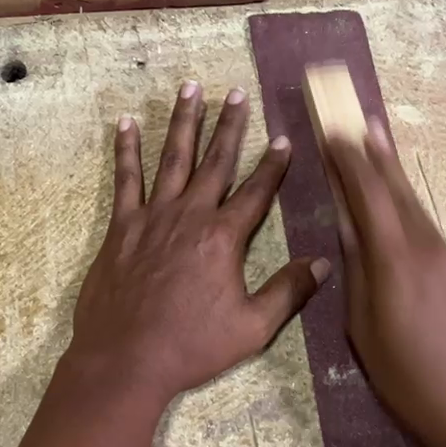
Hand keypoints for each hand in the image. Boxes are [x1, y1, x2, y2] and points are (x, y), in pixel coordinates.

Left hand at [65, 81, 330, 404]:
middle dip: (229, 126)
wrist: (126, 358)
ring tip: (190, 88)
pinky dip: (126, 149)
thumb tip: (324, 264)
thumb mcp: (251, 327)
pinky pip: (125, 178)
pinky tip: (126, 122)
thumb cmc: (191, 346)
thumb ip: (288, 291)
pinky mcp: (122, 225)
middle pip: (215, 162)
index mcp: (224, 238)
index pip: (256, 191)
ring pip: (172, 158)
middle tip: (236, 93)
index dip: (272, 164)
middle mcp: (190, 216)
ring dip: (183, 122)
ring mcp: (153, 216)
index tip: (282, 137)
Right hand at [326, 119, 445, 446]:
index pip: (368, 194)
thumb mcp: (365, 329)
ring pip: (414, 208)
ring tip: (377, 146)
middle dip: (376, 154)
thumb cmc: (411, 381)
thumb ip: (357, 272)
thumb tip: (348, 229)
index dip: (350, 160)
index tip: (334, 132)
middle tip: (361, 120)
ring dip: (393, 177)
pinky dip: (406, 209)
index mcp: (397, 259)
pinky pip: (426, 230)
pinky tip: (396, 209)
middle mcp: (427, 247)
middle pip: (398, 190)